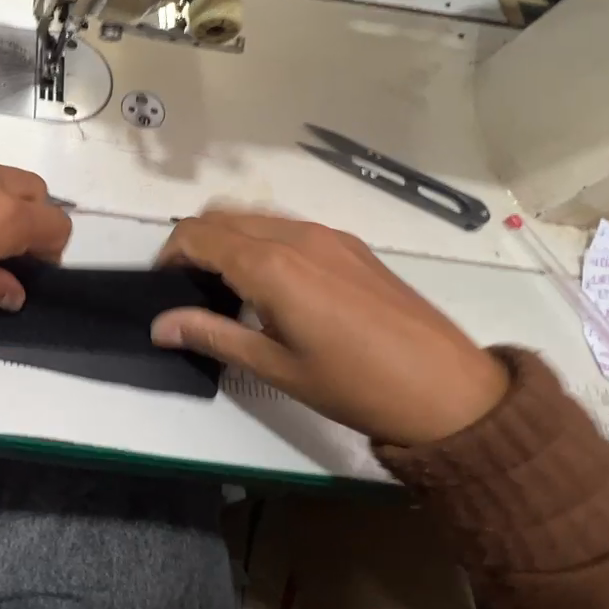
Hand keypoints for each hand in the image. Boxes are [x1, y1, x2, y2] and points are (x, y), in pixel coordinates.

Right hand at [149, 209, 506, 445]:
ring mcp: (327, 235)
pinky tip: (272, 283)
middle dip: (194, 242)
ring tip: (226, 284)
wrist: (450, 392)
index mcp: (271, 265)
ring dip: (228, 237)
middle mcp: (295, 236)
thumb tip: (159, 324)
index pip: (197, 235)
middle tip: (188, 285)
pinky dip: (260, 239)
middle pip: (221, 216)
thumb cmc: (354, 385)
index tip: (162, 285)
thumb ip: (211, 335)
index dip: (169, 254)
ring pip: (255, 216)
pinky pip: (287, 225)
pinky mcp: (350, 244)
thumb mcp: (274, 366)